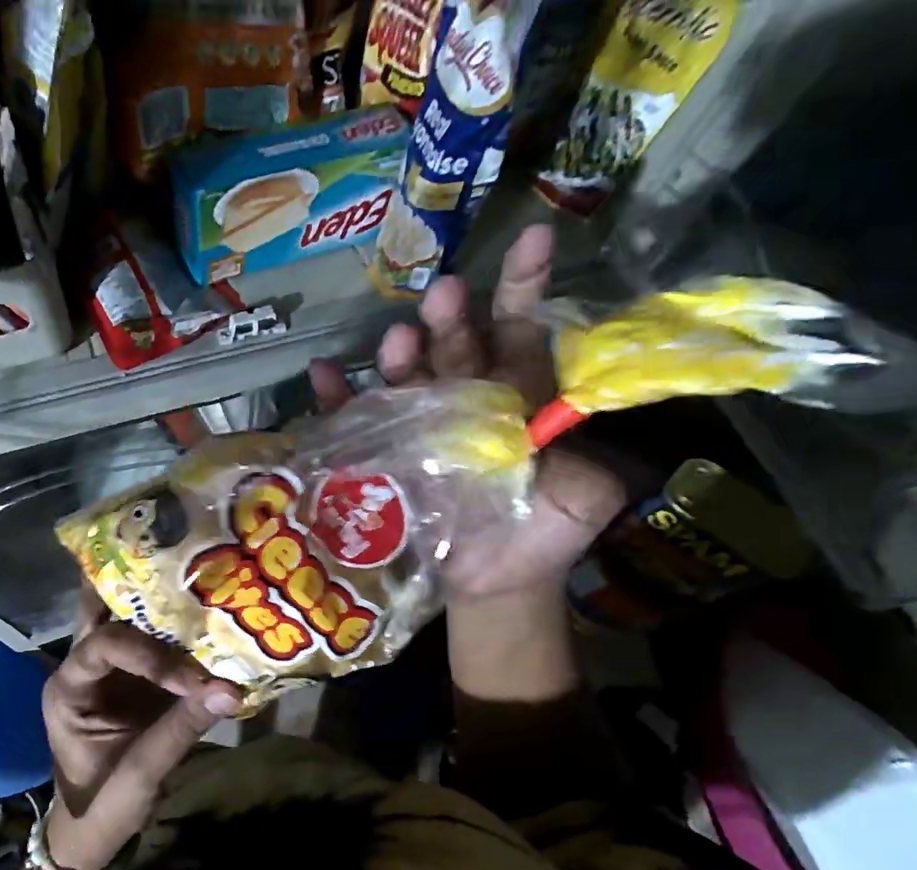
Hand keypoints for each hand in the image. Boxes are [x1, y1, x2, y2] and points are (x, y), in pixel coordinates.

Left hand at [39, 589, 242, 869]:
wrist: (97, 832)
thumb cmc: (103, 806)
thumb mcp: (139, 775)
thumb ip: (181, 729)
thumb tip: (232, 690)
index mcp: (68, 688)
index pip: (103, 645)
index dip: (148, 654)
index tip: (191, 678)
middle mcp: (85, 668)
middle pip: (104, 610)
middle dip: (139, 590)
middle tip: (181, 569)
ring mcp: (114, 670)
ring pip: (133, 619)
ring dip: (166, 606)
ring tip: (204, 586)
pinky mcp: (141, 679)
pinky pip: (160, 644)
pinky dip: (183, 633)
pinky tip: (212, 621)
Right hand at [310, 224, 626, 599]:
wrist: (496, 583)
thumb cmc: (542, 533)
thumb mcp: (585, 498)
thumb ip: (593, 460)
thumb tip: (578, 425)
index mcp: (517, 395)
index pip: (519, 331)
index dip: (523, 288)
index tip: (532, 239)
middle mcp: (467, 399)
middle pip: (456, 347)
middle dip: (451, 319)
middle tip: (444, 294)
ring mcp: (421, 426)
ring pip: (408, 378)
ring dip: (401, 356)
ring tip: (398, 343)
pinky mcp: (385, 457)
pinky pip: (356, 422)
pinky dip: (338, 399)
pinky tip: (323, 374)